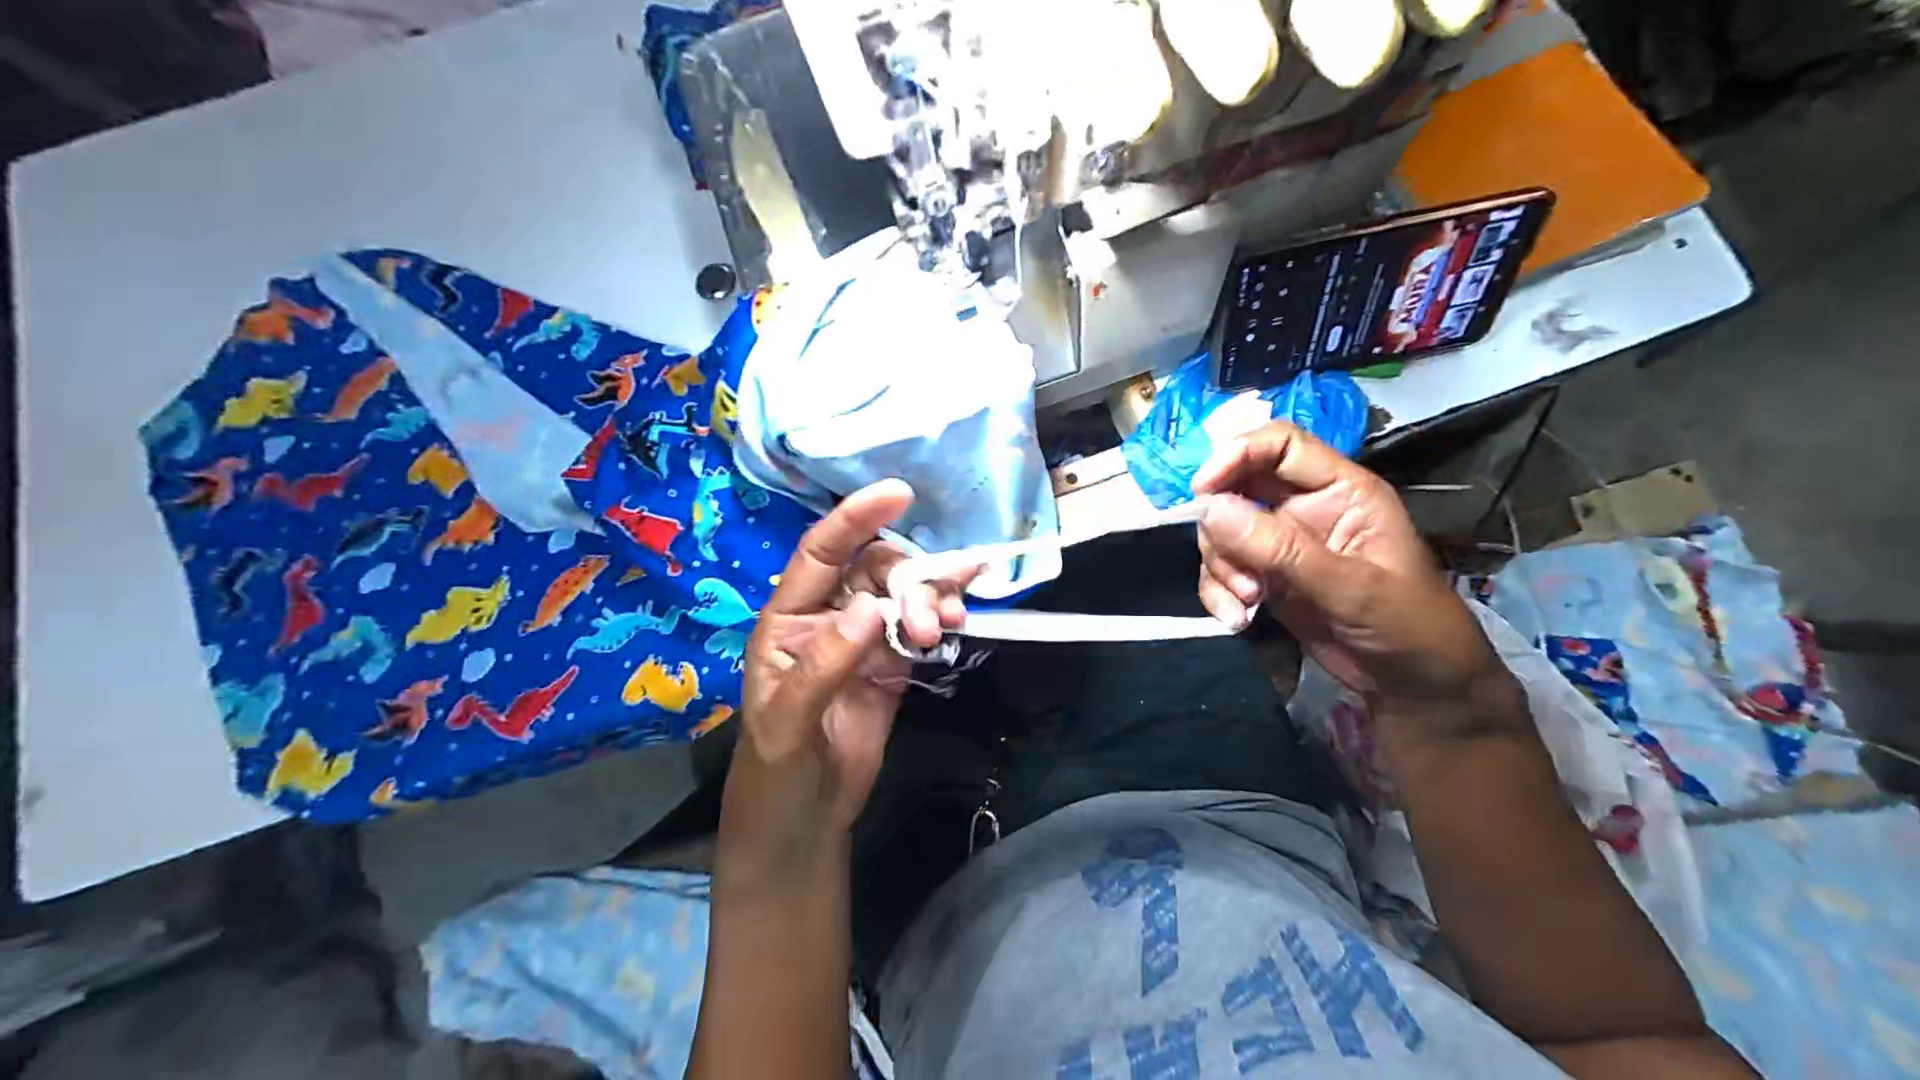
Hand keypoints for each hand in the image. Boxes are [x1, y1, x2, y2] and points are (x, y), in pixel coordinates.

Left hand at [725, 480, 968, 868]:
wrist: (803, 821)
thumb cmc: (775, 771)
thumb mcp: (787, 721)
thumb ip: (825, 663)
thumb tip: (870, 608)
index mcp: (789, 618)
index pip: (822, 552)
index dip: (856, 518)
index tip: (899, 493)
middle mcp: (828, 618)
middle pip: (876, 572)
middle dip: (910, 582)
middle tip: (931, 623)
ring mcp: (863, 641)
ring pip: (904, 596)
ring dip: (932, 598)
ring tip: (951, 624)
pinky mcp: (892, 666)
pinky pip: (920, 629)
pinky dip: (942, 621)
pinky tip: (959, 625)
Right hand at [1192, 422, 1517, 729]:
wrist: (1416, 687)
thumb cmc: (1408, 626)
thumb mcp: (1350, 586)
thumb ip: (1281, 548)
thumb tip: (1209, 508)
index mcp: (1340, 490)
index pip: (1280, 444)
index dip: (1237, 455)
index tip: (1203, 491)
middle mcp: (1305, 508)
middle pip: (1237, 488)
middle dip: (1222, 530)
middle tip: (1235, 571)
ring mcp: (1281, 544)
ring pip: (1222, 533)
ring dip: (1221, 568)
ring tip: (1245, 604)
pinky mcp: (1265, 578)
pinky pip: (1221, 570)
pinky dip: (1218, 593)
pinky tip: (1237, 619)